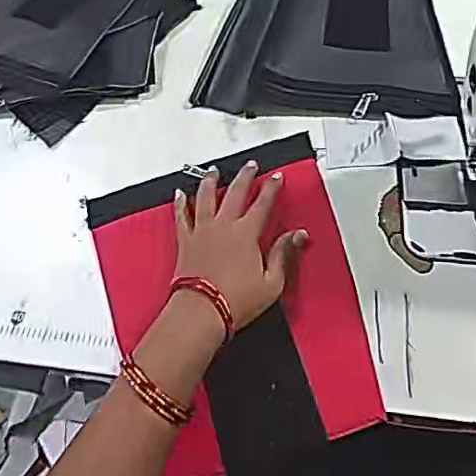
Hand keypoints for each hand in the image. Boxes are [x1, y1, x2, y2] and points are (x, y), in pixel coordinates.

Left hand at [173, 161, 307, 332]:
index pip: (262, 203)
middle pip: (235, 191)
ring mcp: (202, 231)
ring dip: (211, 180)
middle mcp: (223, 226)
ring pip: (206, 196)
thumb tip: (297, 237)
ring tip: (214, 171)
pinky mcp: (186, 240)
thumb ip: (284, 254)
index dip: (271, 187)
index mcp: (246, 234)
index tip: (275, 178)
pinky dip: (180, 202)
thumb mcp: (272, 282)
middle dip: (245, 176)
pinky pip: (181, 215)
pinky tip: (179, 194)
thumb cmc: (234, 300)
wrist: (203, 310)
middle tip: (250, 166)